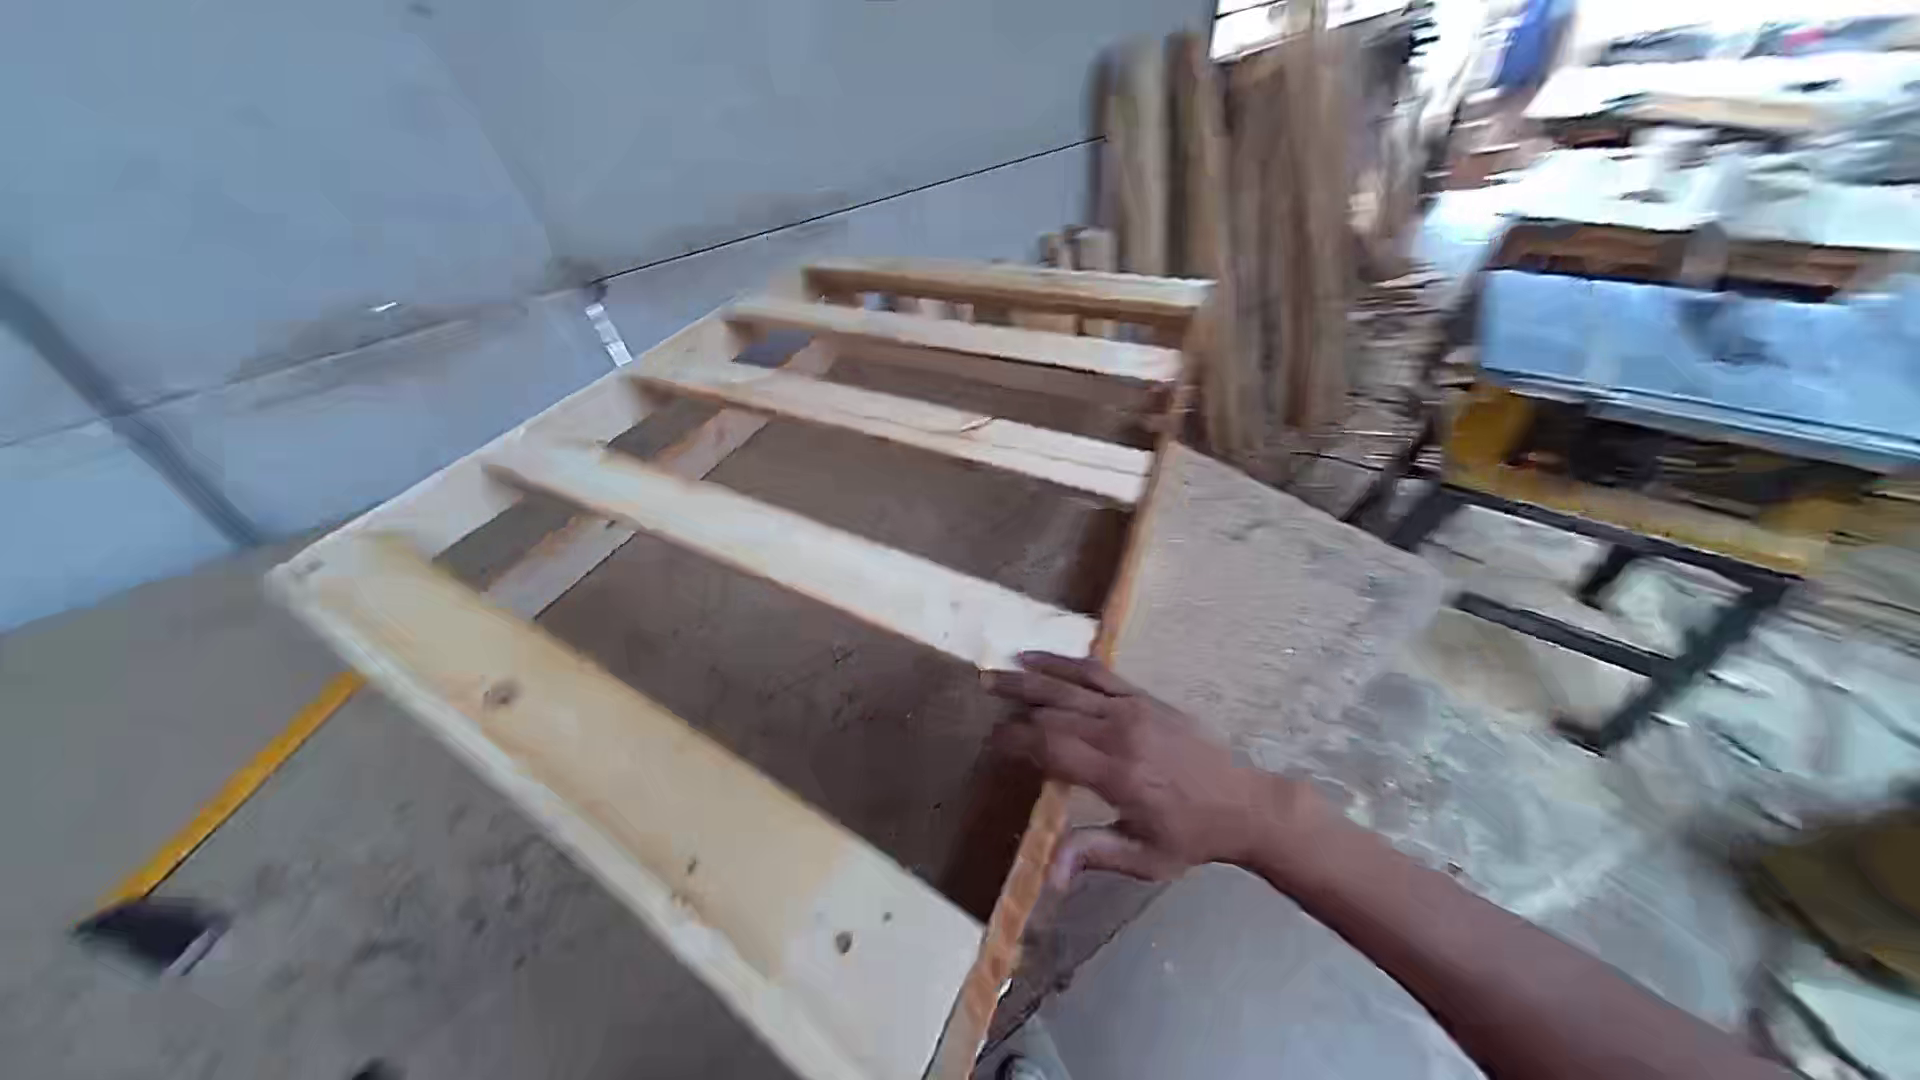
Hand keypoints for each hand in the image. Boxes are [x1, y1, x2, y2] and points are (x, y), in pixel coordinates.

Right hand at [986, 651, 1326, 887]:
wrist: (1245, 803)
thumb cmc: (1191, 836)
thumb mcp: (1144, 858)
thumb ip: (1092, 855)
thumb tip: (1048, 877)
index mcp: (1116, 774)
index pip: (1050, 748)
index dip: (1015, 742)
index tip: (991, 742)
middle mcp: (1119, 733)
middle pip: (1053, 713)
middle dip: (1014, 707)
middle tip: (982, 698)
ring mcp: (1132, 709)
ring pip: (1069, 687)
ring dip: (1029, 678)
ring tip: (996, 673)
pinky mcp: (1143, 697)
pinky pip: (1097, 673)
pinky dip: (1065, 663)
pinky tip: (1038, 657)